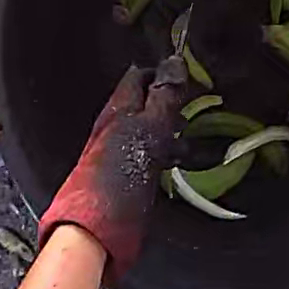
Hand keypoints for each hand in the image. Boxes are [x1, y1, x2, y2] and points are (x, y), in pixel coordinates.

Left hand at [38, 63, 187, 281]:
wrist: (94, 227)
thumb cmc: (120, 173)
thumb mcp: (151, 128)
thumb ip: (164, 96)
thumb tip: (176, 61)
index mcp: (119, 106)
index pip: (140, 74)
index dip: (164, 71)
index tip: (189, 76)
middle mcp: (114, 122)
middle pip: (144, 100)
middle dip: (170, 100)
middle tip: (193, 105)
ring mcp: (115, 148)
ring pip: (146, 125)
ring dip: (169, 126)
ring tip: (189, 135)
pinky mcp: (120, 171)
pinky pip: (146, 149)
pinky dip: (163, 149)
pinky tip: (176, 161)